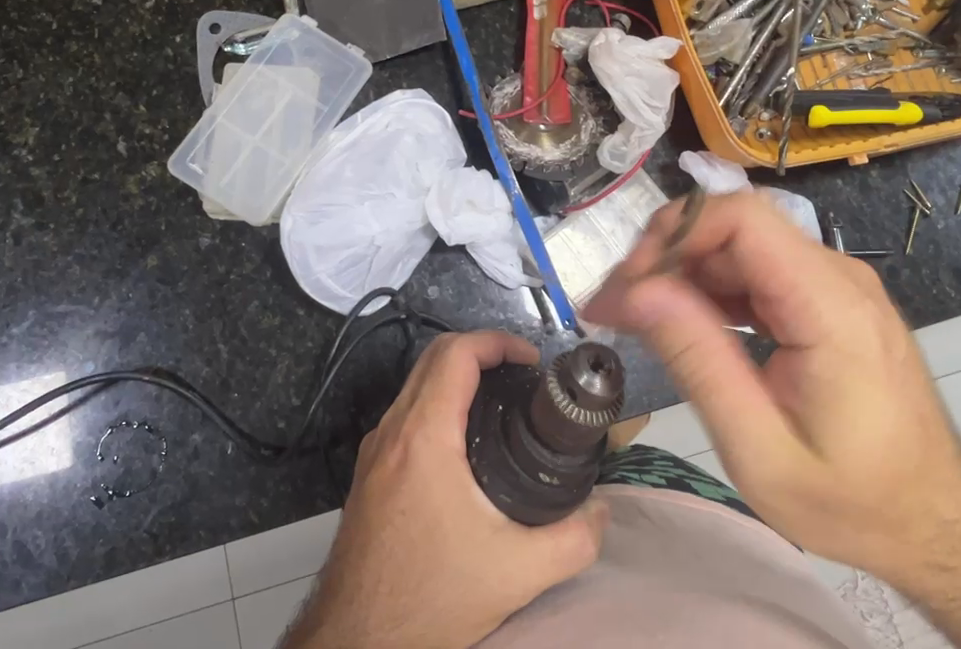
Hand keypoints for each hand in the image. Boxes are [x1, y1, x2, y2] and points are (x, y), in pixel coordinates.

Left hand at [285, 332, 607, 648]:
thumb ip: (574, 538)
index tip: (532, 359)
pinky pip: (406, 416)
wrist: (358, 640)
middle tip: (524, 376)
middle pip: (433, 358)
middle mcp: (391, 432)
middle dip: (481, 352)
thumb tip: (602, 509)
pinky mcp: (368, 474)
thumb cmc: (431, 598)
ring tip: (503, 403)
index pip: (455, 354)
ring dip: (457, 378)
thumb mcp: (518, 572)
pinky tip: (470, 443)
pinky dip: (439, 405)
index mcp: (423, 437)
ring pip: (415, 386)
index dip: (497, 341)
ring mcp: (373, 452)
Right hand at [583, 191, 960, 586]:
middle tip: (615, 310)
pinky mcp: (827, 301)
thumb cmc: (852, 502)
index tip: (629, 286)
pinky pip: (756, 273)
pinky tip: (681, 327)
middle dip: (665, 257)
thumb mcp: (760, 450)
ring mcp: (836, 286)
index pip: (742, 217)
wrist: (934, 523)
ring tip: (635, 321)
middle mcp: (837, 277)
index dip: (674, 234)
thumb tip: (636, 292)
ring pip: (739, 247)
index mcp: (830, 307)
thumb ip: (699, 362)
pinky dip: (710, 292)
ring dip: (681, 275)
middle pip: (734, 227)